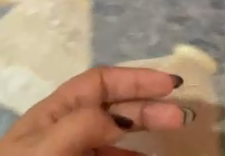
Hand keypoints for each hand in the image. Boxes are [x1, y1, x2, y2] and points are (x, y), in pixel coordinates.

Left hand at [0, 66, 190, 155]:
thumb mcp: (41, 149)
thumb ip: (79, 127)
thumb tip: (120, 119)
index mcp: (54, 112)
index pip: (101, 82)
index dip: (137, 77)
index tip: (170, 83)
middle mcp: (64, 130)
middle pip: (113, 108)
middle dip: (148, 107)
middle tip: (183, 116)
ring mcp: (69, 155)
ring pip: (113, 140)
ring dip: (143, 137)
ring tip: (170, 141)